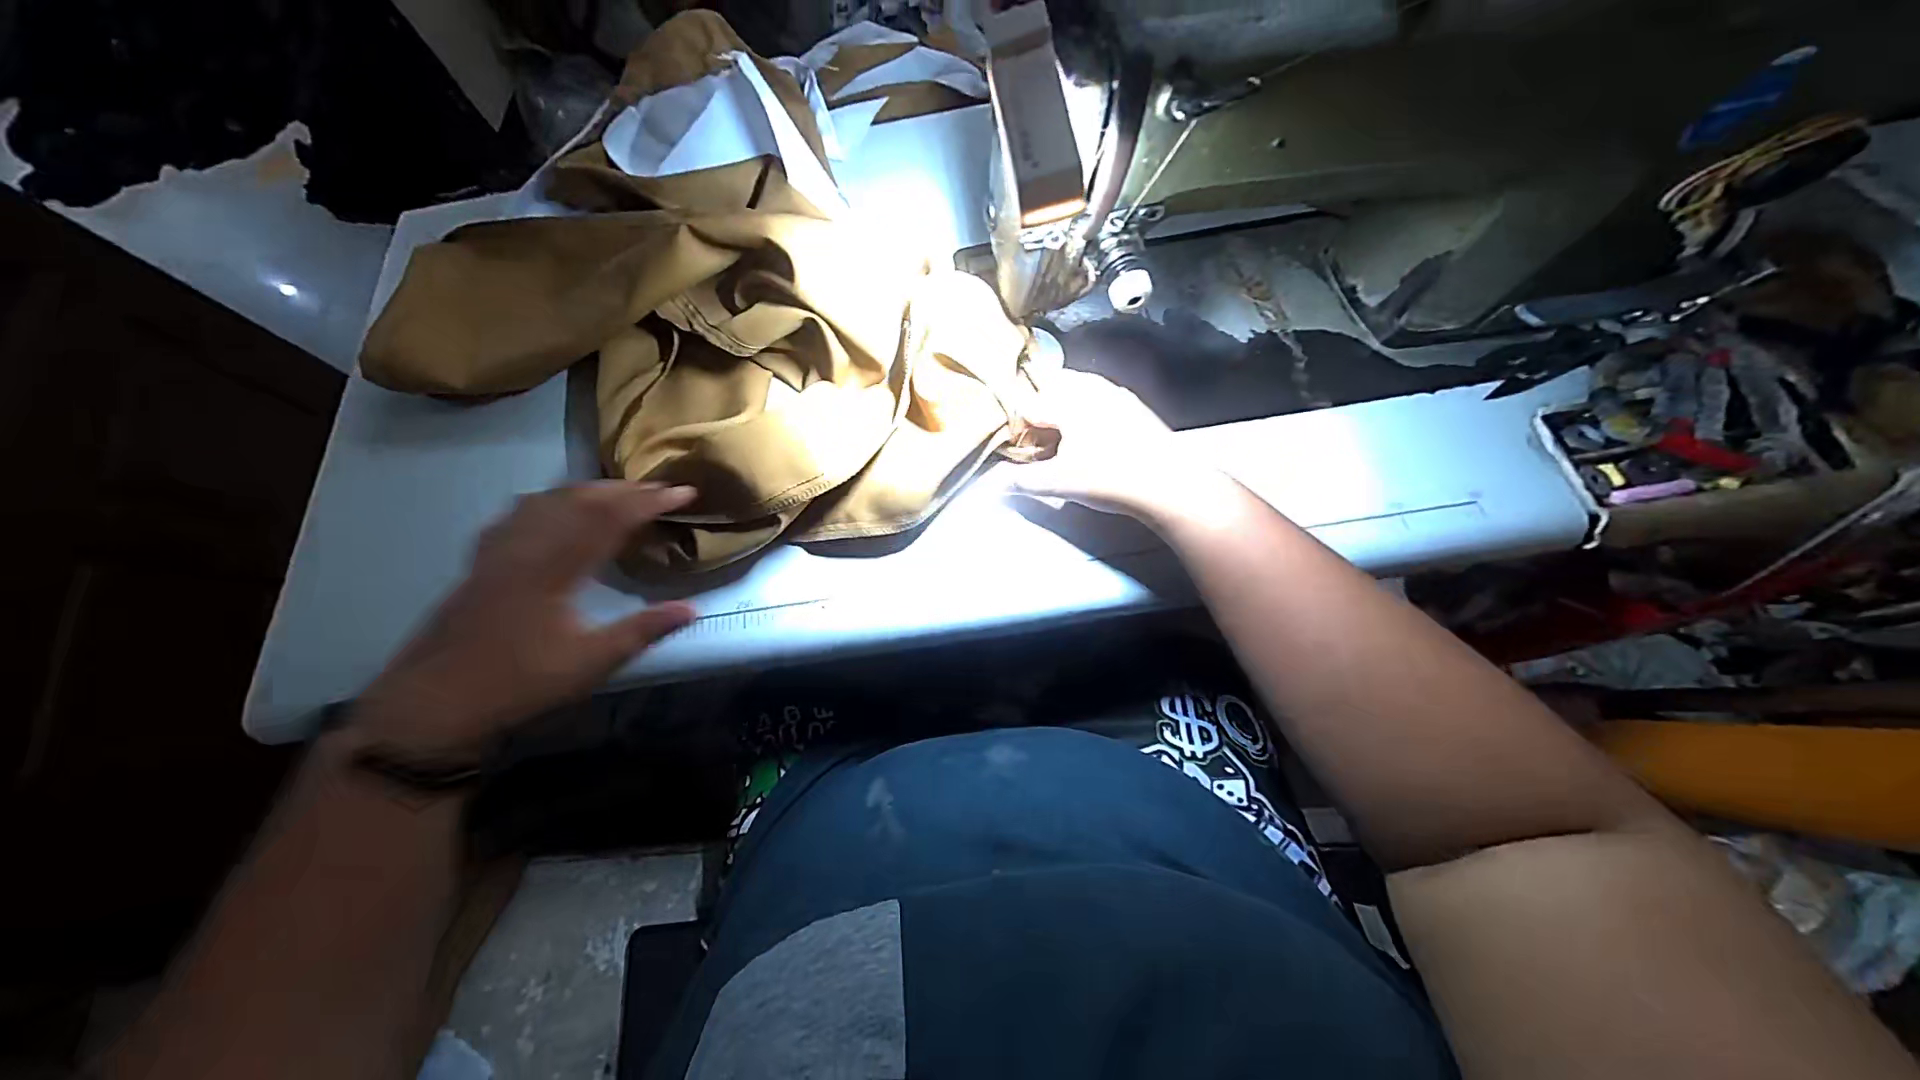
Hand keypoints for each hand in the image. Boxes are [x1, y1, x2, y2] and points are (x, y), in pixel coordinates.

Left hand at [343, 483, 699, 758]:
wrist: (434, 703)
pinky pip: (519, 514)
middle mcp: (525, 548)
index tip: (684, 491)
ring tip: (617, 493)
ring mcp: (498, 552)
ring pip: (546, 500)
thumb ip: (642, 631)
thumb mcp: (590, 663)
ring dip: (587, 490)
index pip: (610, 519)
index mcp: (554, 568)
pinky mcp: (481, 563)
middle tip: (659, 488)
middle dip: (623, 489)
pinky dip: (549, 502)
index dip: (650, 501)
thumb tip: (691, 609)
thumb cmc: (519, 683)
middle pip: (578, 500)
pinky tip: (555, 510)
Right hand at [1008, 369, 1233, 525]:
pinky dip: (1085, 412)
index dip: (1015, 425)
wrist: (1170, 484)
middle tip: (1033, 437)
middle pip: (1051, 389)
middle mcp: (1091, 387)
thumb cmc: (1109, 479)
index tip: (1012, 446)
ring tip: (1058, 438)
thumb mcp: (1058, 483)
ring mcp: (1116, 394)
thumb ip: (1021, 480)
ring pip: (1076, 390)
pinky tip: (1089, 439)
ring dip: (1062, 408)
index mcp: (1068, 399)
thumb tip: (992, 483)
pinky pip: (1098, 399)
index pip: (1026, 404)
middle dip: (1038, 410)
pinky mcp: (1134, 406)